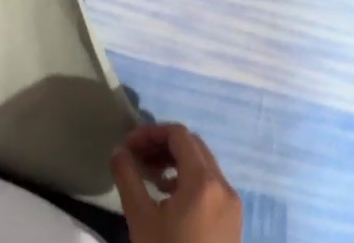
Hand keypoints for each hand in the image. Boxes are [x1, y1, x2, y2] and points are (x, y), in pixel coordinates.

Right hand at [112, 124, 241, 242]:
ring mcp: (232, 204)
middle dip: (162, 144)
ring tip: (150, 176)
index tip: (128, 146)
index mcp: (203, 181)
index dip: (150, 133)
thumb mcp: (140, 215)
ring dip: (174, 160)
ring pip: (203, 164)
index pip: (178, 134)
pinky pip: (211, 183)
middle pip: (193, 145)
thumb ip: (127, 175)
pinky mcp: (233, 220)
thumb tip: (120, 151)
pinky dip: (188, 177)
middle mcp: (224, 187)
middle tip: (137, 156)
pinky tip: (169, 196)